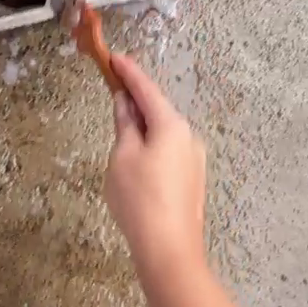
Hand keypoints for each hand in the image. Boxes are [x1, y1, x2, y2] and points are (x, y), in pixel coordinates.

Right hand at [104, 54, 207, 281]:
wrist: (169, 250)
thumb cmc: (140, 200)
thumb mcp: (122, 156)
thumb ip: (124, 124)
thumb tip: (124, 103)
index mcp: (171, 125)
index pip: (146, 89)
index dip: (128, 72)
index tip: (114, 56)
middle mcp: (188, 136)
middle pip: (157, 109)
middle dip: (135, 98)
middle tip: (114, 85)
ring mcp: (193, 159)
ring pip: (163, 131)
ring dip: (142, 123)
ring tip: (120, 123)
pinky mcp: (191, 179)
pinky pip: (168, 149)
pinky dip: (151, 142)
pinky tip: (136, 154)